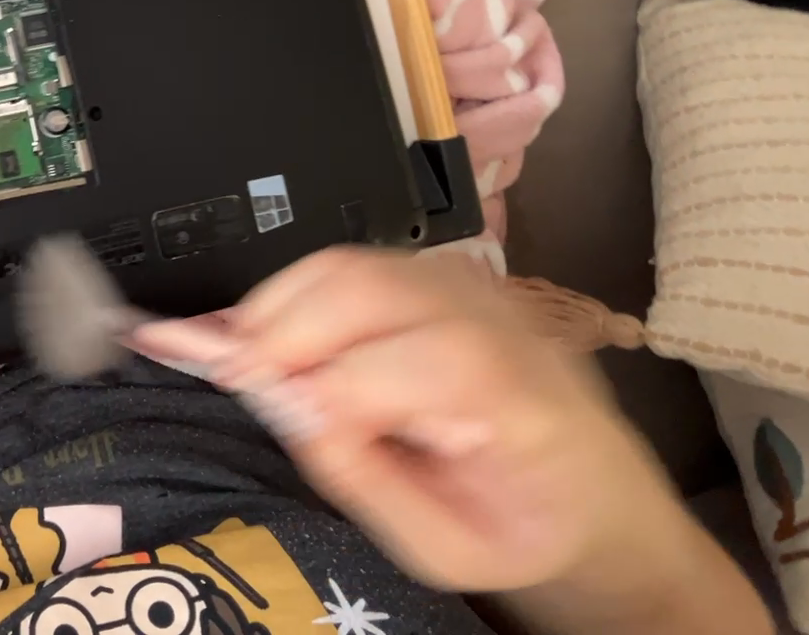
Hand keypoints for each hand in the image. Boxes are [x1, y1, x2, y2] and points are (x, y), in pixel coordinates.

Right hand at [148, 248, 768, 634]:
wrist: (576, 481)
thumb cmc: (517, 519)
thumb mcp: (447, 545)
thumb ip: (365, 481)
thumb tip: (292, 412)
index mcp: (526, 399)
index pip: (426, 363)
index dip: (334, 380)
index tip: (268, 401)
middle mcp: (497, 322)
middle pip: (370, 290)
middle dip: (283, 328)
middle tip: (232, 372)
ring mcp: (460, 286)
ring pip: (342, 265)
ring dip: (274, 304)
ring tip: (243, 354)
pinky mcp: (423, 272)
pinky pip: (337, 263)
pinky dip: (286, 291)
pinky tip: (268, 331)